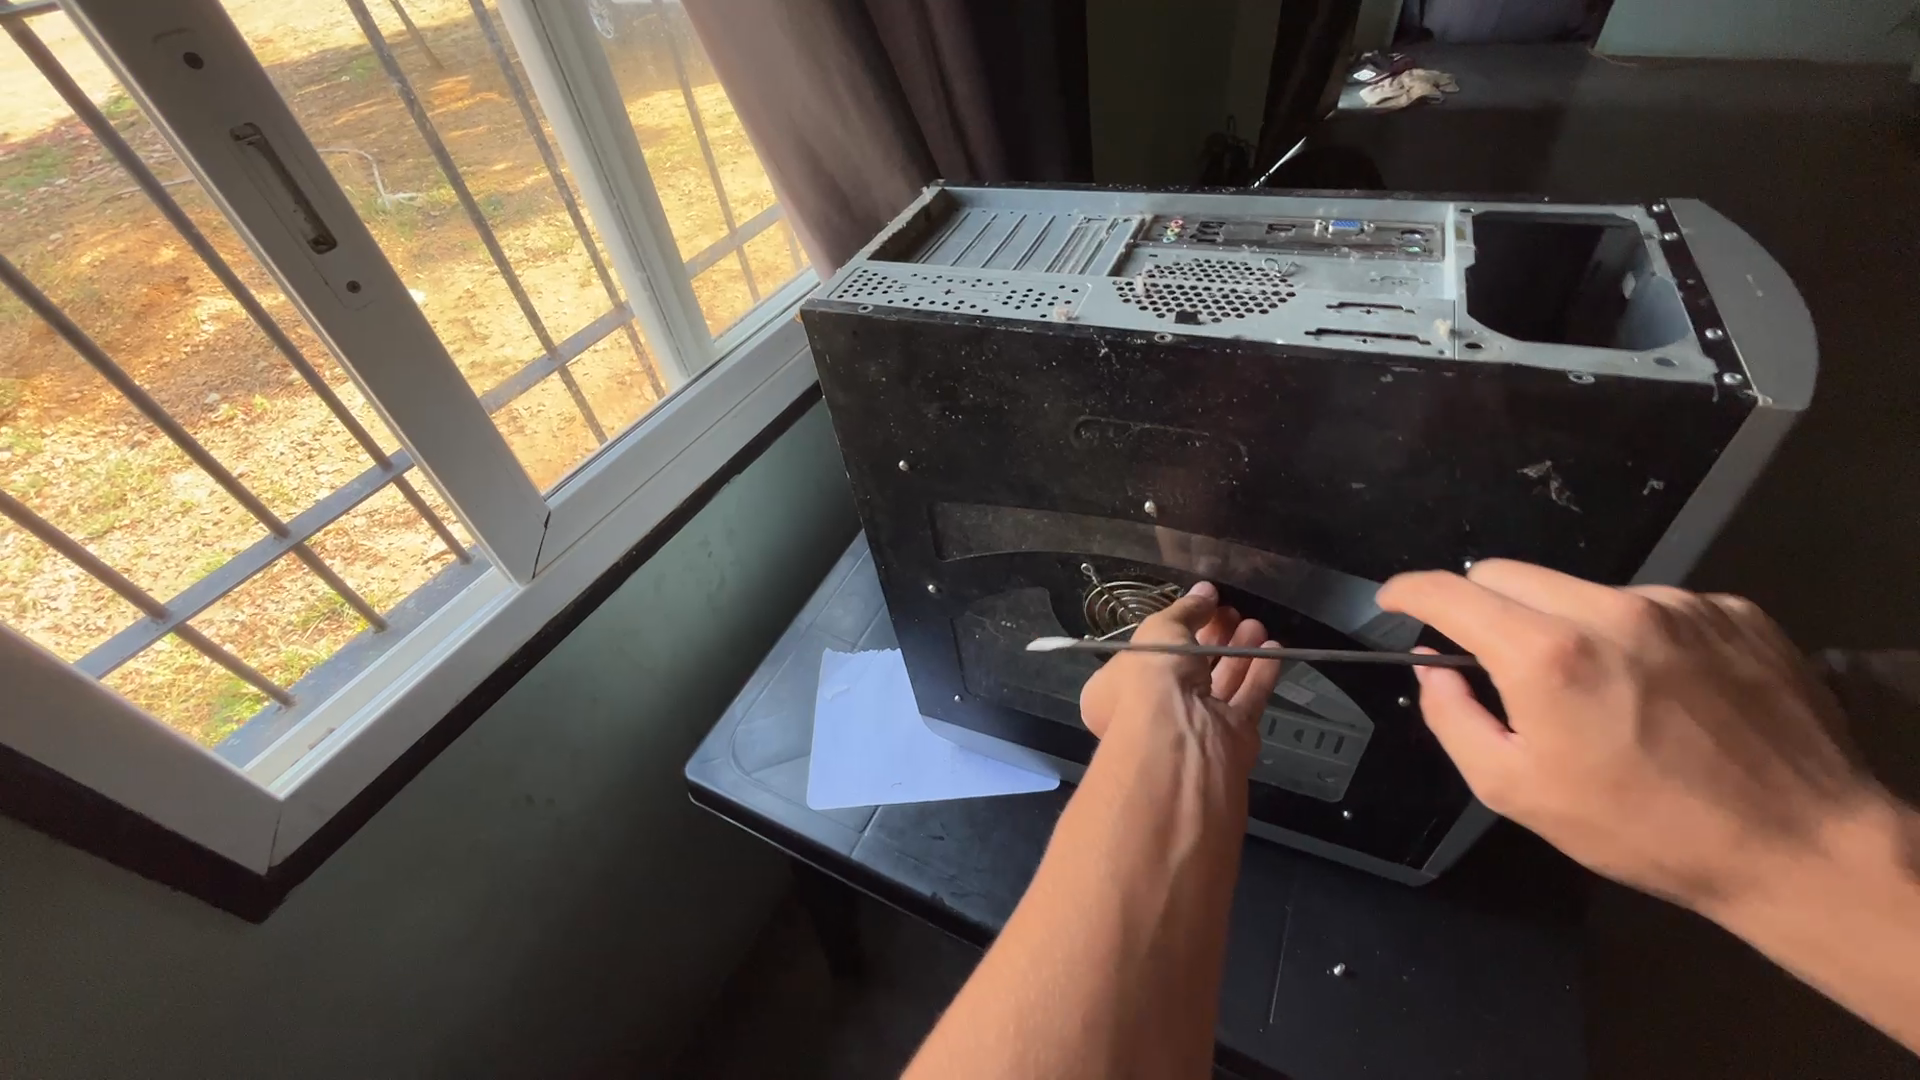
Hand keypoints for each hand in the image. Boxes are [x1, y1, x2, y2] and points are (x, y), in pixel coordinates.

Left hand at [1078, 582, 1283, 772]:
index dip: (1170, 629)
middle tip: (1231, 611)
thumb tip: (1205, 592)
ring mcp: (1192, 724)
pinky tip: (1273, 648)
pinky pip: (1247, 699)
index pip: (1143, 654)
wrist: (1181, 738)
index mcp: (1116, 687)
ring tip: (1256, 624)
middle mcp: (1151, 708)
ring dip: (1238, 651)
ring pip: (1219, 681)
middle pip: (1186, 666)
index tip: (1197, 607)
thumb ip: (1185, 610)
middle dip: (1211, 635)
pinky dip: (1260, 674)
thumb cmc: (1151, 677)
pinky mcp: (1228, 735)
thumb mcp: (1160, 630)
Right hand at [1376, 560, 1879, 912]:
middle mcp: (1608, 611)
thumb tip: (1434, 671)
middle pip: (1504, 573)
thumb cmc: (1642, 827)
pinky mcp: (1732, 611)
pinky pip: (1645, 602)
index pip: (1449, 593)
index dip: (1408, 592)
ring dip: (1557, 620)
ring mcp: (1677, 605)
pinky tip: (1656, 683)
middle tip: (1494, 659)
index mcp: (1546, 655)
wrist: (1808, 851)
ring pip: (1575, 587)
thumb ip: (1451, 718)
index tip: (1394, 601)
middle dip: (1479, 606)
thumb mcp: (1512, 788)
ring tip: (1594, 684)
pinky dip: (1626, 631)